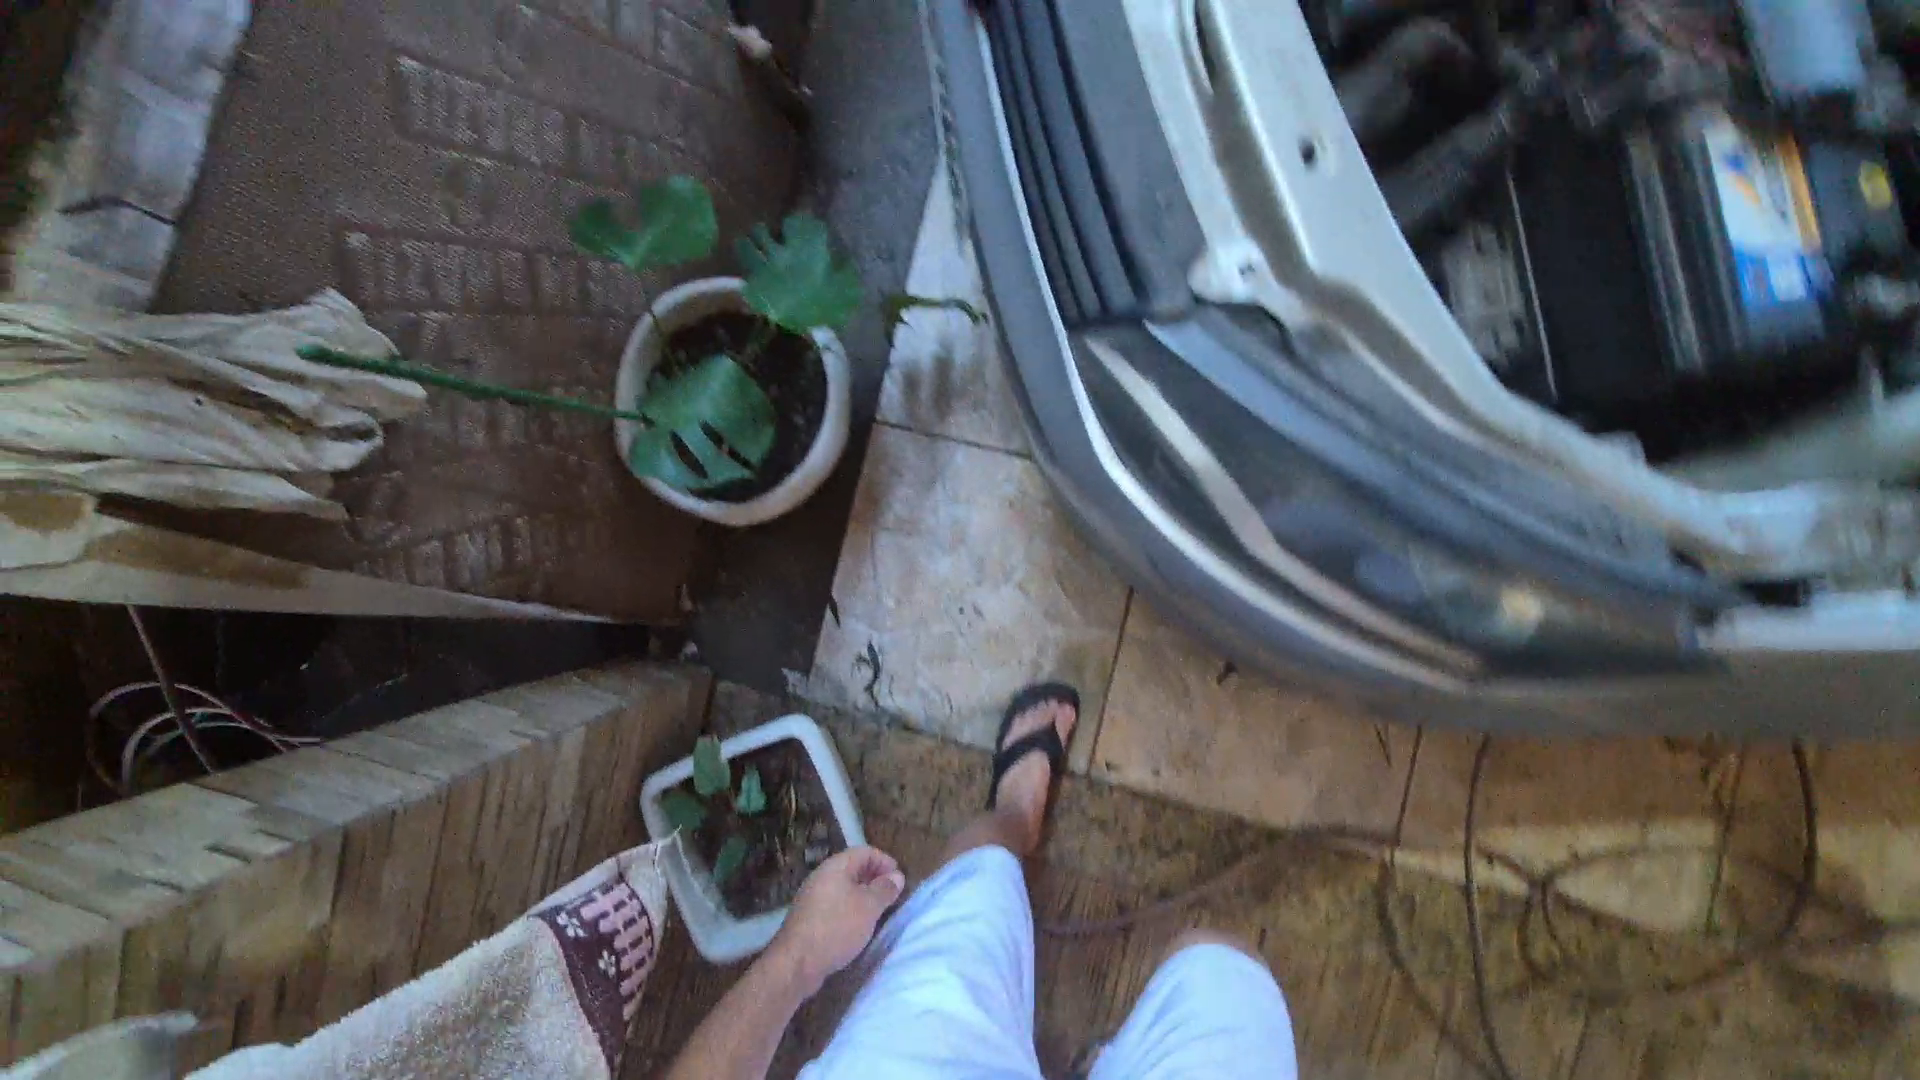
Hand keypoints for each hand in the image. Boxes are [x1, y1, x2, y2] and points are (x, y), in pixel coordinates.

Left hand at [767, 846, 905, 996]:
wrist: (796, 963)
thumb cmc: (836, 927)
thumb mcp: (868, 907)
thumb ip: (884, 889)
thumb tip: (897, 876)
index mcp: (835, 866)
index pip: (864, 852)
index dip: (884, 861)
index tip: (900, 878)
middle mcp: (821, 877)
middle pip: (853, 869)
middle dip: (875, 879)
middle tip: (892, 895)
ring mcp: (812, 898)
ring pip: (844, 889)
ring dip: (863, 897)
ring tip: (878, 912)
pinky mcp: (808, 919)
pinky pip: (835, 905)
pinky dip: (850, 910)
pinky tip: (858, 927)